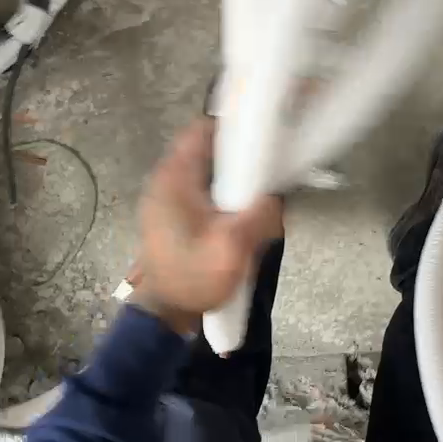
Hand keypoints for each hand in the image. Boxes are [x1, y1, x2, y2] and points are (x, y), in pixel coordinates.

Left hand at [132, 119, 283, 334]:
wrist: (166, 314)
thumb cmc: (194, 279)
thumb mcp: (234, 248)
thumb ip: (261, 214)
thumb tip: (277, 195)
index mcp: (174, 179)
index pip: (201, 129)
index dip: (234, 127)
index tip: (263, 136)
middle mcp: (166, 181)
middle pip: (208, 149)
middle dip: (240, 158)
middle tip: (268, 170)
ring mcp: (167, 198)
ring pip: (208, 171)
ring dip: (234, 180)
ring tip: (260, 194)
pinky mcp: (173, 216)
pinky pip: (204, 191)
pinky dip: (224, 196)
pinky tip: (243, 213)